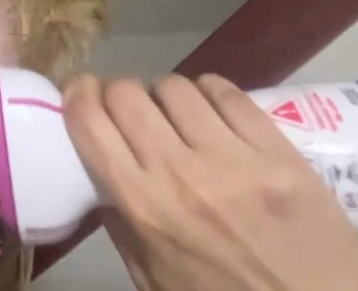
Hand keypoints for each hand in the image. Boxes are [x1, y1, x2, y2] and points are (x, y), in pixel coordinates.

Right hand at [63, 74, 357, 290]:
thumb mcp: (154, 281)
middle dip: (119, 95)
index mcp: (144, 207)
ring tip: (179, 118)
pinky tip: (214, 115)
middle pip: (126, 93)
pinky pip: (228, 93)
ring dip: (166, 97)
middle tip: (130, 111)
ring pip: (174, 86)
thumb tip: (95, 170)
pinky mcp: (280, 154)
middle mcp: (181, 174)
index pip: (88, 120)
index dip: (77, 95)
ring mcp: (235, 161)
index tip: (82, 96)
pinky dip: (210, 94)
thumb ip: (120, 223)